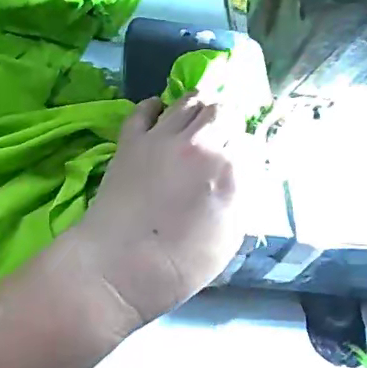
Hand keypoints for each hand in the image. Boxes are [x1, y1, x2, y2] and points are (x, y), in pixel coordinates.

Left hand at [61, 94, 251, 326]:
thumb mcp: (228, 241)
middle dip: (226, 120)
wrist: (116, 266)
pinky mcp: (130, 141)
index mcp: (229, 172)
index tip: (243, 159)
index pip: (250, 143)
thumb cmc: (178, 266)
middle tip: (221, 134)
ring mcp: (161, 138)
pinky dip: (154, 106)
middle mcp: (199, 145)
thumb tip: (240, 179)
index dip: (248, 150)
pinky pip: (143, 110)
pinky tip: (158, 110)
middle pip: (221, 112)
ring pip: (187, 101)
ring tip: (197, 114)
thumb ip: (239, 201)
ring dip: (197, 105)